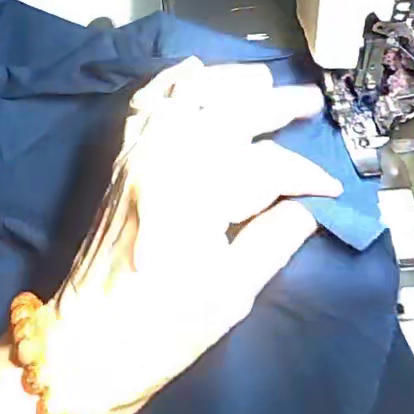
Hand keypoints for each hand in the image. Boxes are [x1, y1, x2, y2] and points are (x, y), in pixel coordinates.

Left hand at [35, 58, 341, 413]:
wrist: (84, 342)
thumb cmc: (158, 331)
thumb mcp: (230, 294)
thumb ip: (274, 239)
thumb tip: (310, 206)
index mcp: (193, 199)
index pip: (264, 166)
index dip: (304, 173)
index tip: (329, 186)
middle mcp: (162, 163)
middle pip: (225, 113)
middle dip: (274, 103)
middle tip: (308, 102)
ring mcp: (136, 156)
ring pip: (185, 97)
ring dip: (227, 81)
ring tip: (263, 79)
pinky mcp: (121, 160)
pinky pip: (145, 104)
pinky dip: (169, 81)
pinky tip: (192, 71)